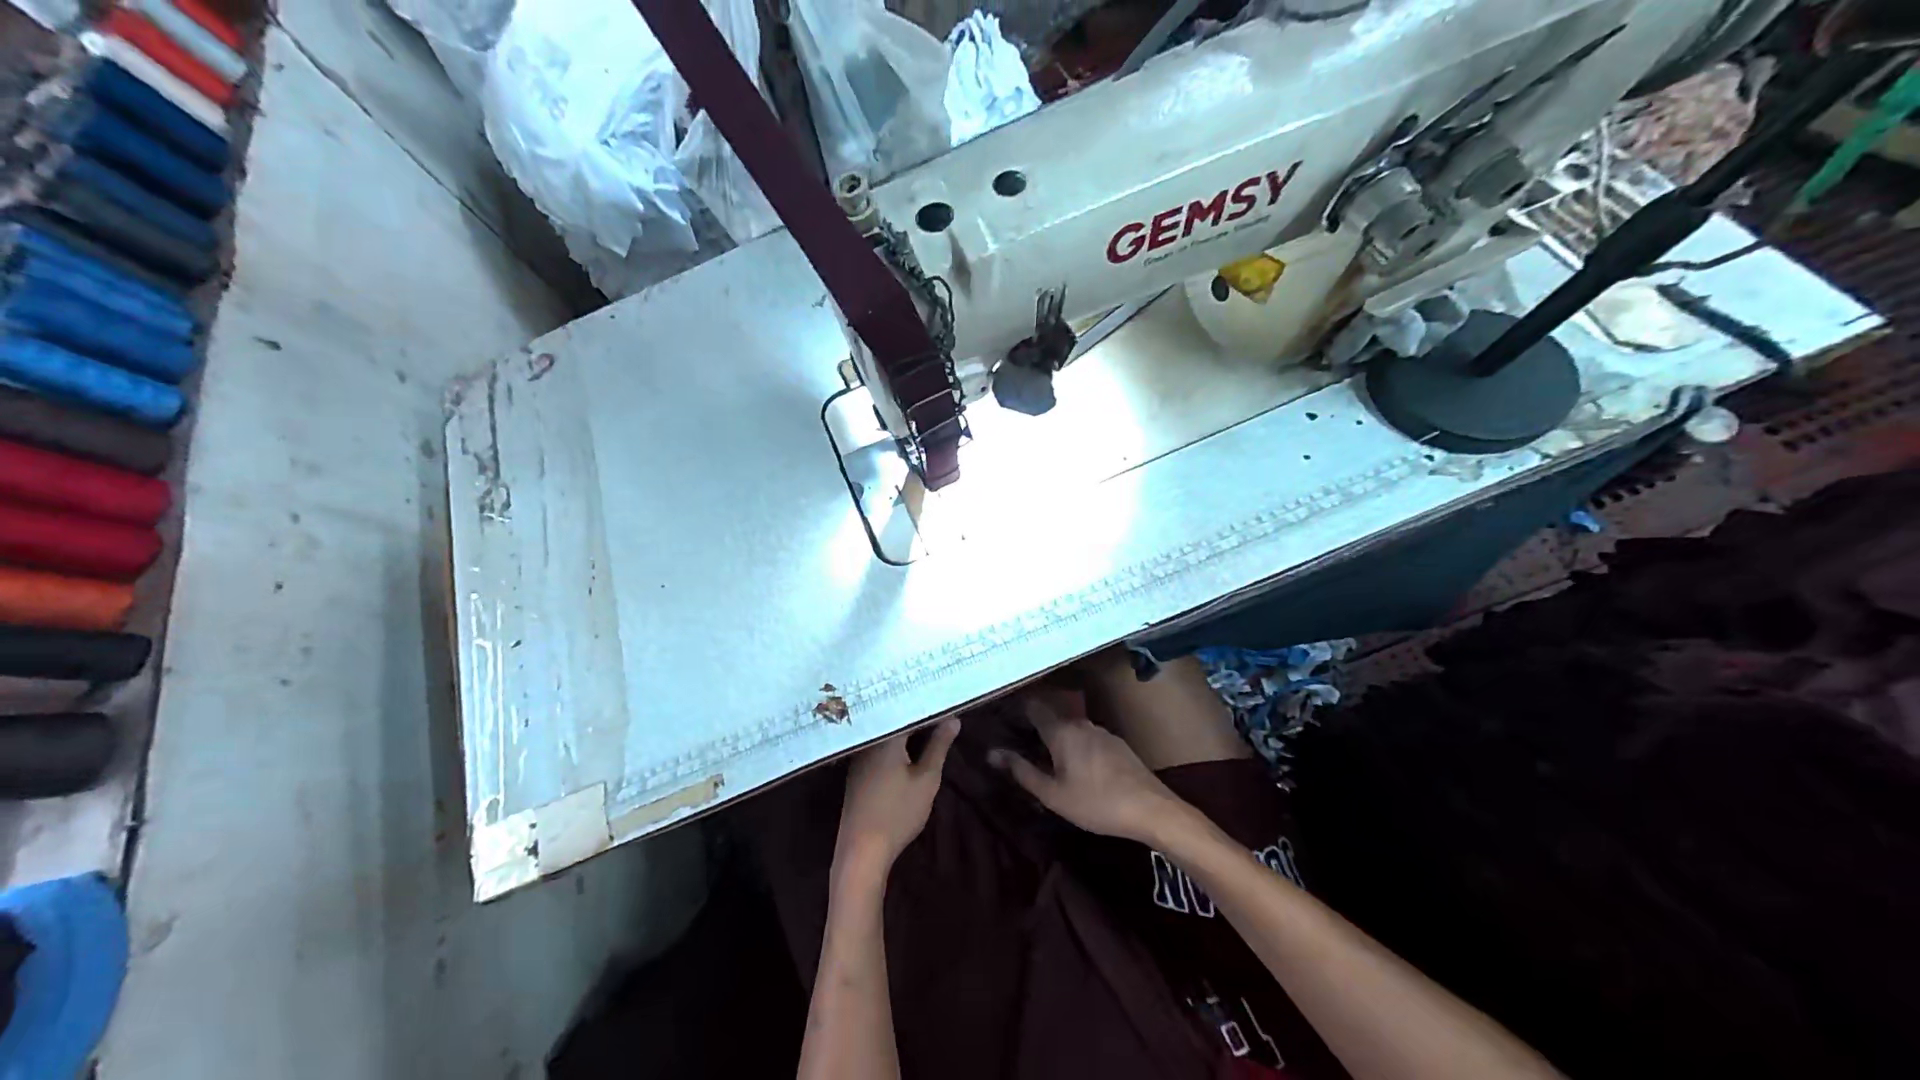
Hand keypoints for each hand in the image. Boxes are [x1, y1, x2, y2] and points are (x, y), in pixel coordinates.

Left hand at [835, 717, 961, 880]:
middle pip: (893, 717)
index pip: (907, 707)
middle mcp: (868, 740)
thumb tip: (953, 719)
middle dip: (916, 712)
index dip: (927, 701)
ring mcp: (859, 756)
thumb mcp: (927, 779)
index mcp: (885, 737)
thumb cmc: (898, 812)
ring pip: (884, 731)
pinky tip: (908, 744)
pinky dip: (893, 740)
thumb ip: (938, 746)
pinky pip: (877, 744)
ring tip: (929, 720)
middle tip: (941, 705)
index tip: (945, 696)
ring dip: (905, 726)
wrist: (862, 849)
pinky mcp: (856, 771)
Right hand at [989, 694, 1195, 845]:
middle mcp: (1081, 723)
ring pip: (1070, 727)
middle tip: (1016, 740)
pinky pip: (1086, 737)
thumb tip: (992, 753)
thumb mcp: (1053, 794)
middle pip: (1051, 716)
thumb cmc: (1096, 803)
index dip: (1015, 708)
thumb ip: (1022, 771)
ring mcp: (1101, 732)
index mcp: (1061, 731)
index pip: (1032, 706)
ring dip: (1055, 737)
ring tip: (1042, 755)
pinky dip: (1073, 745)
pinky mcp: (1116, 744)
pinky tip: (1073, 765)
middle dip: (1033, 725)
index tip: (1000, 717)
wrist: (1151, 809)